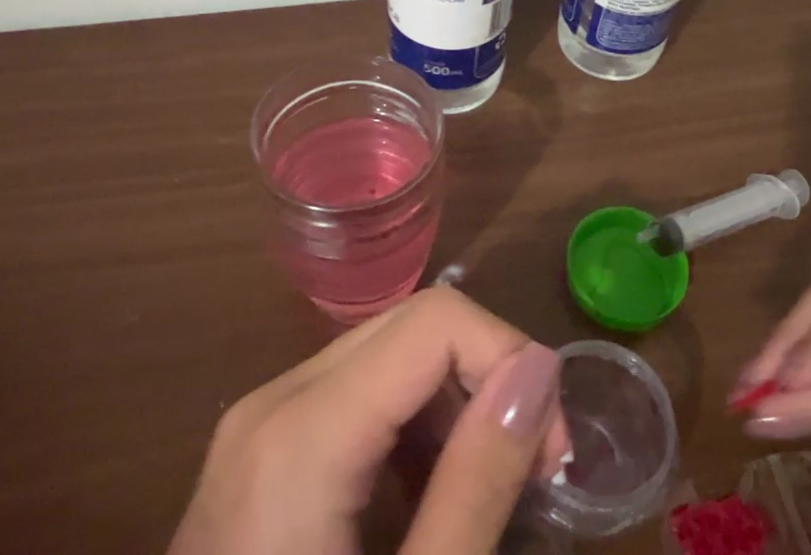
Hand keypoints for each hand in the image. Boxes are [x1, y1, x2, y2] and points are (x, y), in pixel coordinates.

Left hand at [171, 287, 569, 554]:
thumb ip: (474, 485)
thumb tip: (539, 371)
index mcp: (301, 433)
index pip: (436, 320)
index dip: (511, 362)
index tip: (550, 456)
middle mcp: (274, 399)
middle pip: (414, 327)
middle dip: (491, 380)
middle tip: (534, 472)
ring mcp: (261, 417)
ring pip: (390, 352)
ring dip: (458, 400)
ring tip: (489, 487)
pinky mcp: (262, 441)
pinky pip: (358, 390)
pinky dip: (414, 421)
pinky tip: (433, 489)